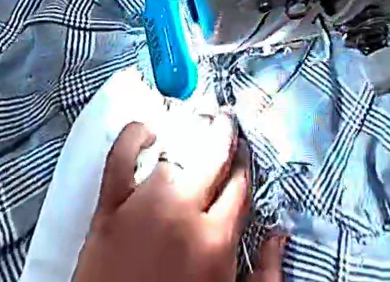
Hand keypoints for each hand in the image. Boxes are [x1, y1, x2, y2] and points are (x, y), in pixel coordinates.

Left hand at [73, 119, 283, 281]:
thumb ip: (264, 275)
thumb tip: (280, 237)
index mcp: (216, 242)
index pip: (239, 188)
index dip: (244, 167)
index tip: (243, 156)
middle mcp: (183, 214)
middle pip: (210, 159)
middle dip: (222, 137)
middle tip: (224, 124)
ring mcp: (143, 205)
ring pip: (171, 155)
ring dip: (185, 139)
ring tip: (193, 127)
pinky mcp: (109, 206)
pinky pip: (120, 157)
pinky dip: (132, 136)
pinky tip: (146, 130)